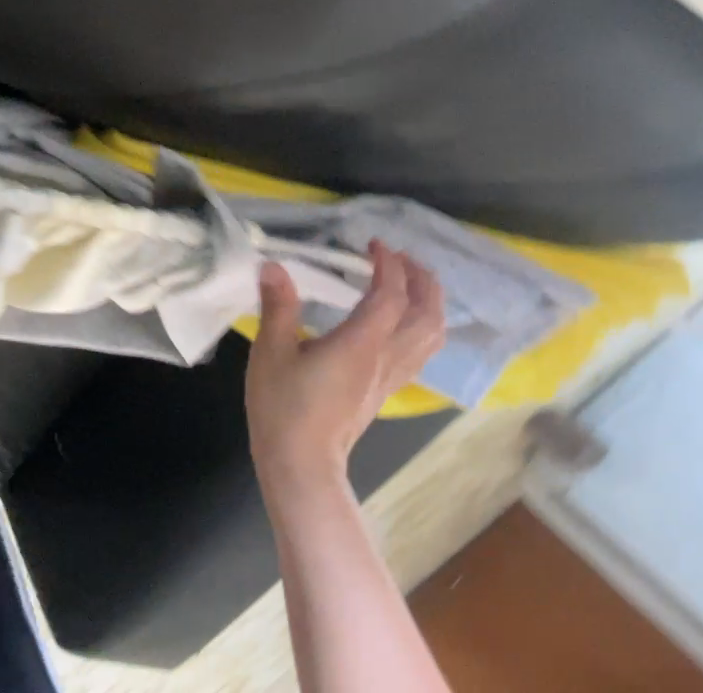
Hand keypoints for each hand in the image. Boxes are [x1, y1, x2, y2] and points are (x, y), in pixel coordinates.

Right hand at [246, 241, 445, 496]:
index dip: (388, 265)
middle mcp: (386, 356)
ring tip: (412, 285)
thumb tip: (274, 267)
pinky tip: (404, 325)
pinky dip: (422, 327)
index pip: (390, 295)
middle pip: (426, 314)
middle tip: (401, 258)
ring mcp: (390, 375)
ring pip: (432, 335)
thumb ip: (278, 307)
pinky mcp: (385, 388)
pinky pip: (421, 351)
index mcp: (360, 343)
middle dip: (421, 280)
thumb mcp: (271, 351)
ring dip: (430, 303)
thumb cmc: (282, 404)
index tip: (373, 244)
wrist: (302, 458)